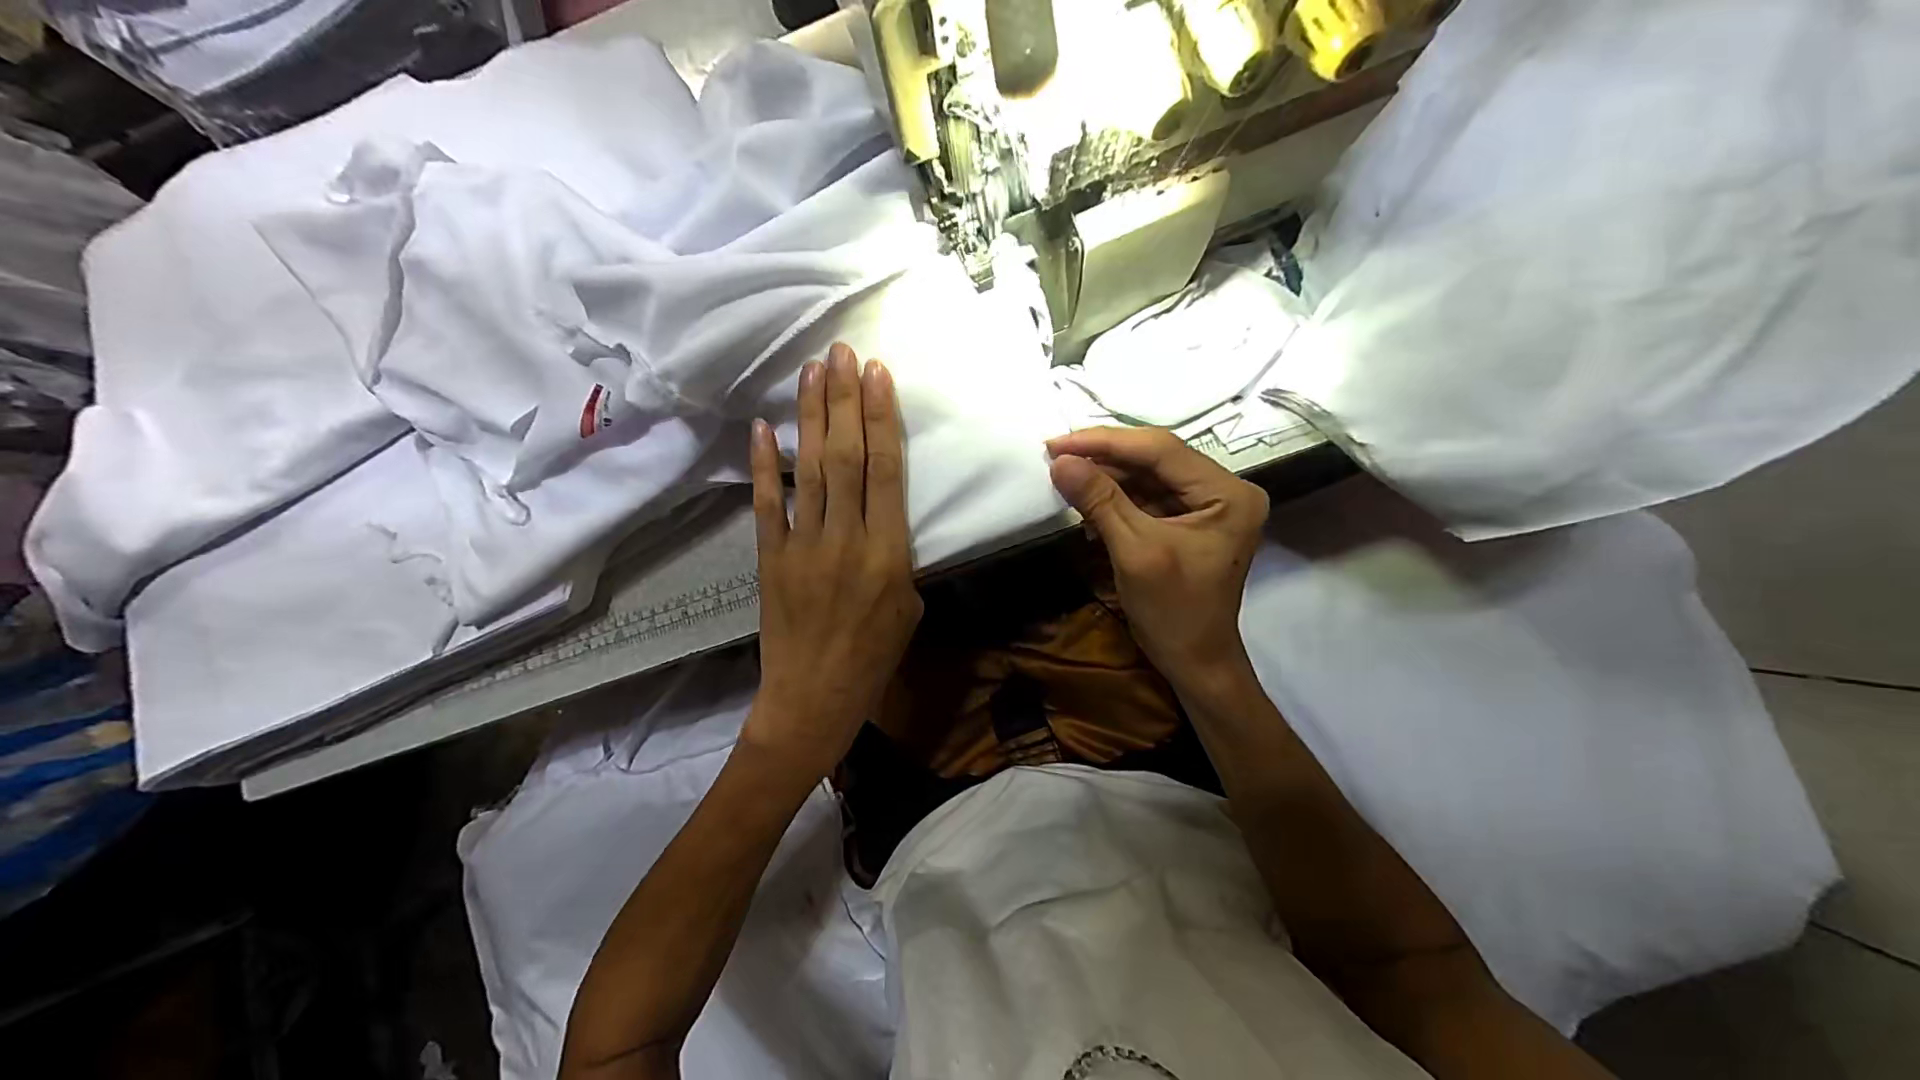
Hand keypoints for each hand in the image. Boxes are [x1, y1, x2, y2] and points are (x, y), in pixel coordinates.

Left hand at [744, 343, 922, 777]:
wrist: (813, 699)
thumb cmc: (873, 659)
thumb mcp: (909, 608)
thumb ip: (900, 555)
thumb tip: (884, 514)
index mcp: (889, 554)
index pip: (886, 471)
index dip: (882, 418)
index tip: (877, 374)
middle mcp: (845, 540)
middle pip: (847, 457)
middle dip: (844, 400)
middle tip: (841, 352)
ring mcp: (802, 547)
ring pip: (810, 469)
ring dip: (812, 418)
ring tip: (813, 371)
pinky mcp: (769, 558)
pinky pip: (766, 504)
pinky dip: (763, 465)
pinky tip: (762, 427)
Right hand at [1047, 427, 1268, 691]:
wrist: (1195, 662)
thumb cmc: (1174, 612)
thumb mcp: (1134, 552)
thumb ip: (1100, 501)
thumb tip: (1059, 462)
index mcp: (1228, 494)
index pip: (1162, 450)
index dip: (1106, 443)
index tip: (1058, 442)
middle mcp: (1225, 490)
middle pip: (1156, 458)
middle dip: (1104, 457)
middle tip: (1055, 454)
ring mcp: (1208, 505)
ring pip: (1149, 475)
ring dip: (1106, 477)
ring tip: (1064, 475)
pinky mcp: (1189, 520)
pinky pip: (1149, 496)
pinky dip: (1116, 498)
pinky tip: (1086, 501)